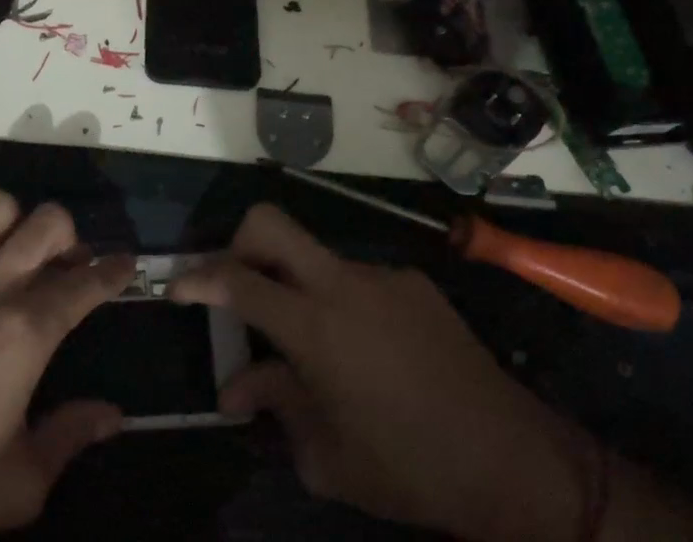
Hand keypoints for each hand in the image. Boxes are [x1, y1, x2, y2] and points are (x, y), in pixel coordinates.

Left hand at [0, 192, 132, 541]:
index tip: (128, 265)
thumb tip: (115, 416)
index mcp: (25, 333)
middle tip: (70, 269)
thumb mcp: (17, 485)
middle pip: (46, 223)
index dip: (115, 271)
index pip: (86, 283)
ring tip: (17, 255)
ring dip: (16, 222)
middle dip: (71, 236)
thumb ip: (71, 439)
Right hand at [170, 204, 590, 541]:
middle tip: (232, 288)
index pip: (236, 280)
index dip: (196, 277)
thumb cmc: (409, 468)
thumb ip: (275, 406)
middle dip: (237, 244)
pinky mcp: (416, 285)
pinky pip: (357, 279)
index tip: (176, 288)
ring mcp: (385, 278)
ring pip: (315, 257)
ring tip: (308, 349)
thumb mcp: (326, 456)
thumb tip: (236, 390)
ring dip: (295, 286)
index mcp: (316, 328)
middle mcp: (345, 285)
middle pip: (270, 223)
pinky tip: (361, 351)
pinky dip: (338, 302)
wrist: (516, 462)